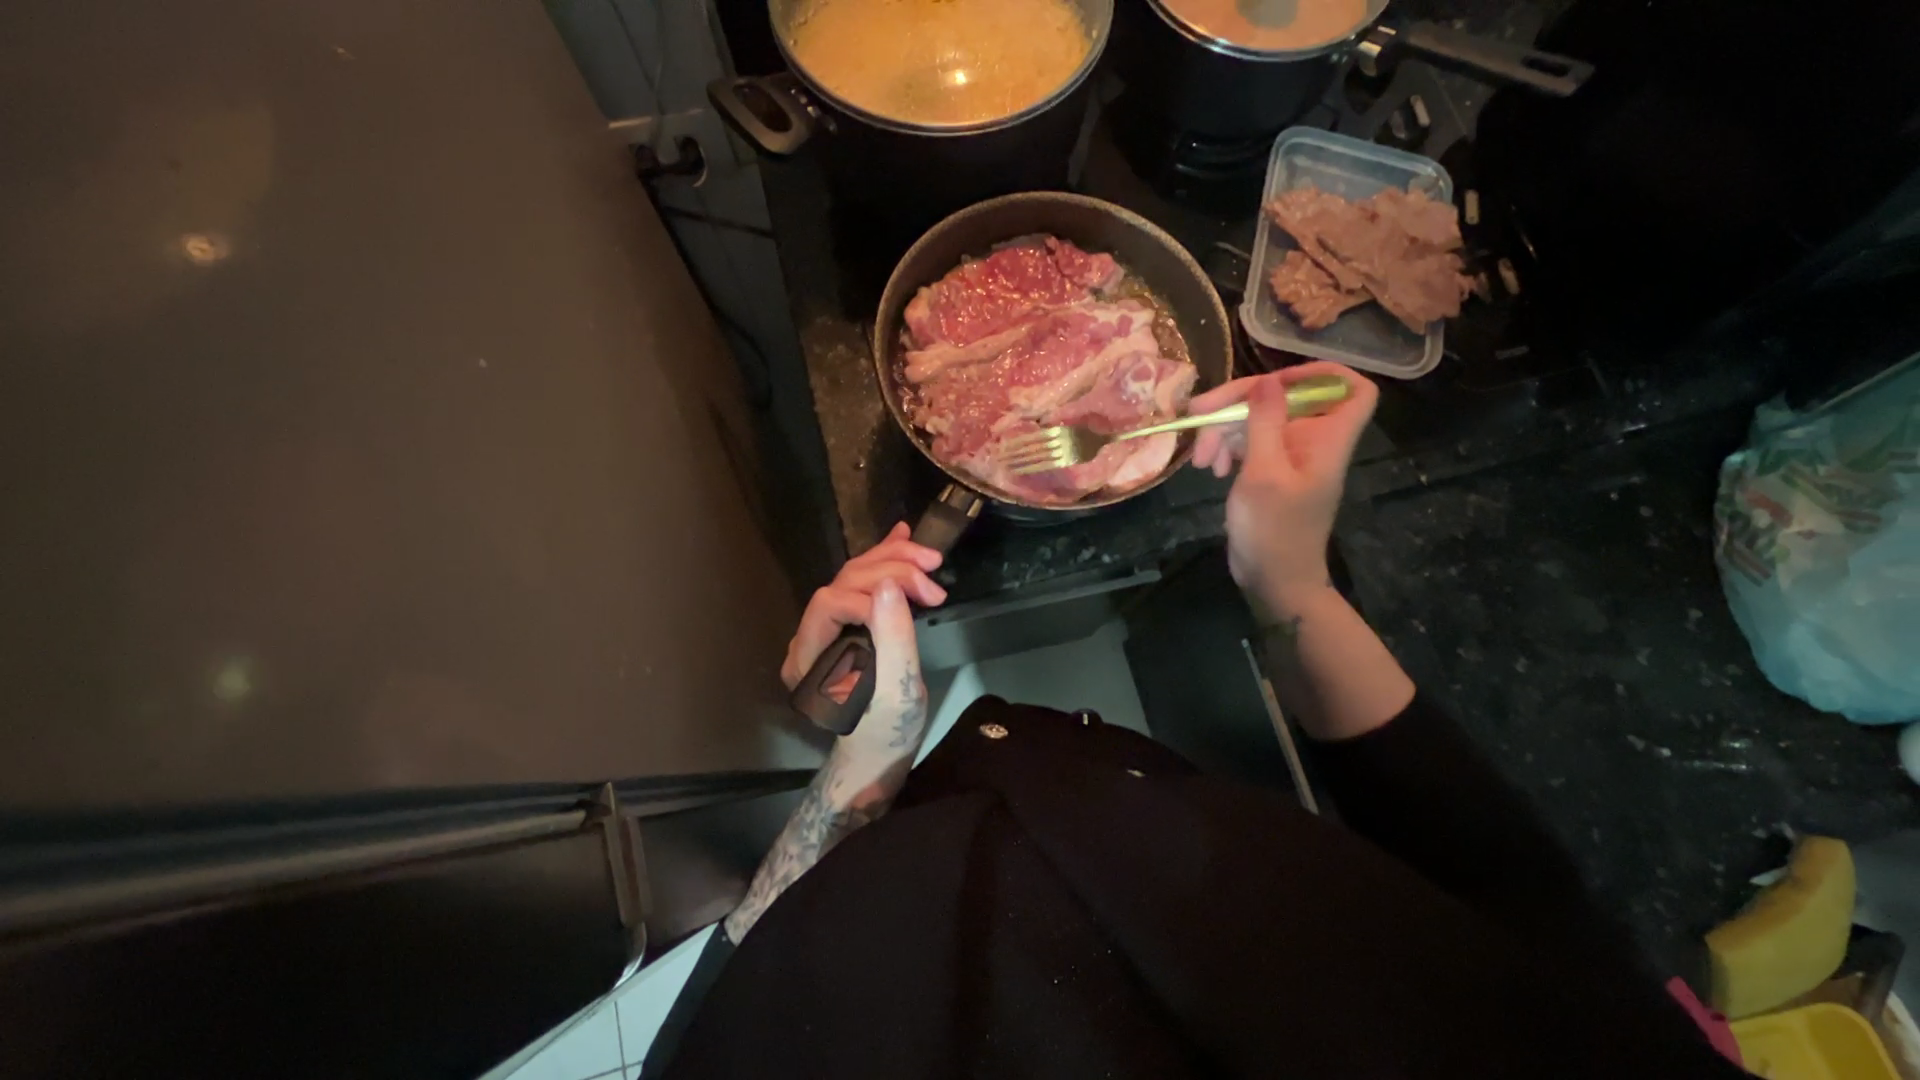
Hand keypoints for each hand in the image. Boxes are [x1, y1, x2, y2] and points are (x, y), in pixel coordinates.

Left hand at [781, 522, 943, 757]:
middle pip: (843, 583)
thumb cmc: (890, 729)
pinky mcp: (848, 624)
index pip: (830, 602)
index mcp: (808, 659)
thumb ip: (892, 638)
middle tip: (934, 573)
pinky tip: (902, 539)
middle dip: (890, 570)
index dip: (871, 594)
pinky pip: (861, 584)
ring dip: (893, 561)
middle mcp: (809, 639)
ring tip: (929, 557)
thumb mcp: (898, 690)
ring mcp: (827, 630)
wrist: (886, 749)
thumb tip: (888, 585)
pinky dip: (884, 562)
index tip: (917, 602)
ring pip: (854, 577)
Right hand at [1189, 363, 1377, 608]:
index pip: (1353, 389)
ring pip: (1259, 420)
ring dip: (1224, 430)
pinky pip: (1248, 443)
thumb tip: (1267, 380)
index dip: (1321, 374)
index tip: (1278, 379)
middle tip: (1200, 410)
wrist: (1274, 582)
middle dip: (1241, 402)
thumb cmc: (1275, 531)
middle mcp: (1313, 441)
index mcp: (1328, 438)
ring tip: (1201, 459)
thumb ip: (1265, 422)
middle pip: (1285, 398)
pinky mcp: (1268, 472)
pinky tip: (1209, 468)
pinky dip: (1226, 449)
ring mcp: (1289, 457)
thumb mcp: (1264, 473)